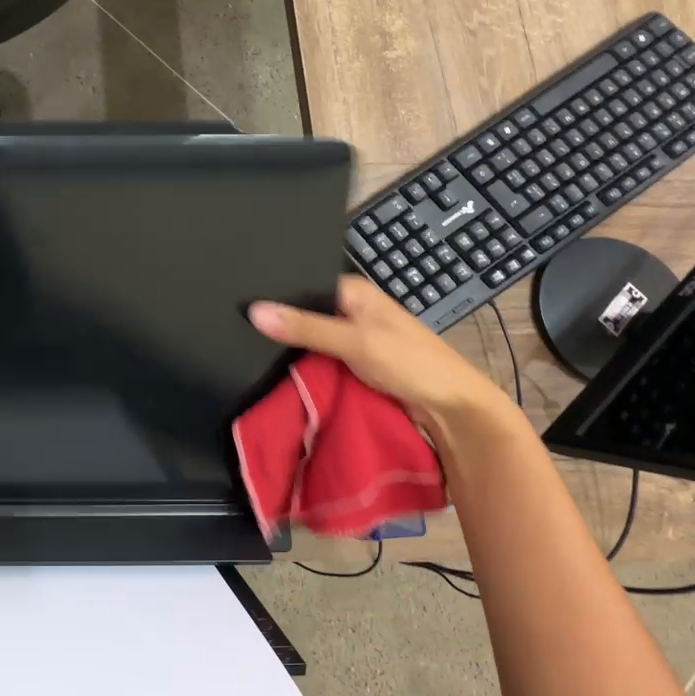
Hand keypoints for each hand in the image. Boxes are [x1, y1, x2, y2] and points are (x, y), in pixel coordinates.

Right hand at [247, 275, 517, 434]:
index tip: (239, 306)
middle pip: (302, 313)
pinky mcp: (352, 361)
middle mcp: (352, 309)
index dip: (273, 296)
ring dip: (290, 347)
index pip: (301, 284)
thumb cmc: (414, 364)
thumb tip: (253, 311)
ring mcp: (353, 337)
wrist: (455, 410)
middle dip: (278, 324)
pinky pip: (317, 357)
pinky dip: (303, 364)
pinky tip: (279, 367)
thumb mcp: (354, 342)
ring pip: (308, 337)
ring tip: (249, 346)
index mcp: (354, 291)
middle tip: (239, 329)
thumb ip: (304, 327)